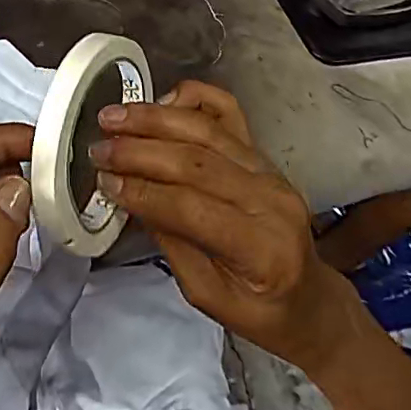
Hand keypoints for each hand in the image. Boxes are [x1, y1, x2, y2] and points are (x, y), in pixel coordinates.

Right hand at [89, 80, 368, 376]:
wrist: (310, 296)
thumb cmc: (262, 311)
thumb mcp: (210, 299)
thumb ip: (174, 247)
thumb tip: (132, 199)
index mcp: (261, 247)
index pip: (193, 208)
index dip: (144, 191)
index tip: (105, 181)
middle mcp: (271, 197)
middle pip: (198, 161)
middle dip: (141, 151)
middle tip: (100, 147)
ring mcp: (270, 168)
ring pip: (208, 130)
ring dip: (157, 119)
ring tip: (118, 116)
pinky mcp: (264, 152)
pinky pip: (230, 112)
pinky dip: (197, 98)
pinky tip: (164, 99)